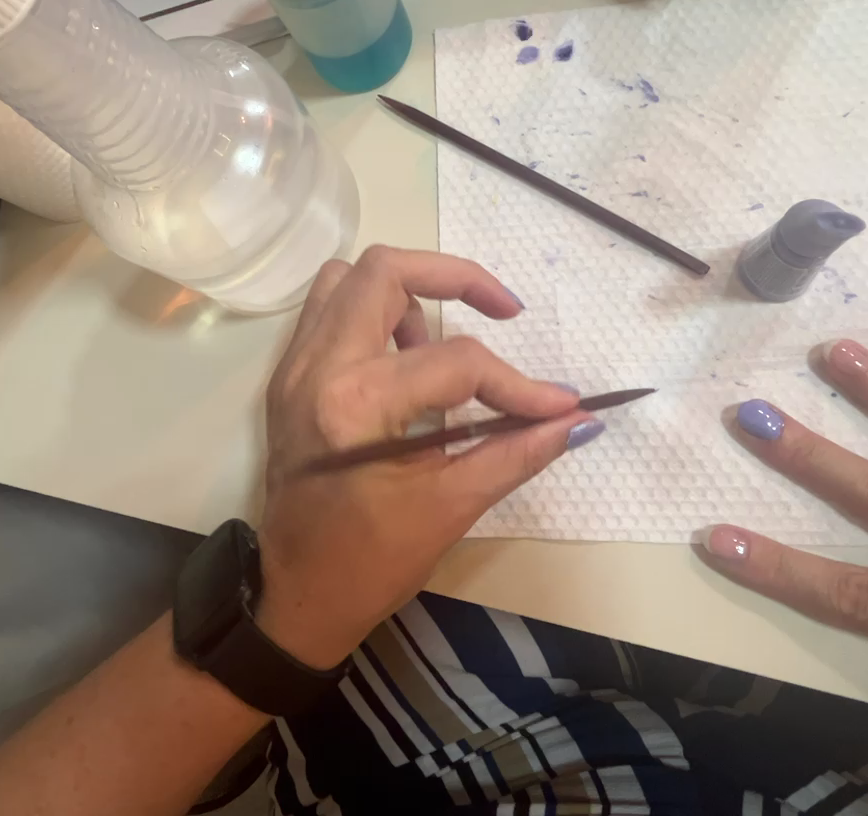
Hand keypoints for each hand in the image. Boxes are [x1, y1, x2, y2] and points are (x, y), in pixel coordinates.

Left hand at [257, 246, 597, 669]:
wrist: (295, 596)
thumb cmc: (370, 563)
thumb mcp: (451, 508)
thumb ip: (516, 452)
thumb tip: (578, 419)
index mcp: (355, 405)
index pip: (454, 363)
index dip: (516, 383)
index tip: (557, 405)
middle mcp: (315, 368)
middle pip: (383, 270)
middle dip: (454, 276)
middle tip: (501, 309)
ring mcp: (294, 368)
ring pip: (347, 278)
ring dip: (405, 291)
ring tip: (439, 343)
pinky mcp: (289, 376)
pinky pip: (328, 309)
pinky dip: (372, 311)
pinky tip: (403, 357)